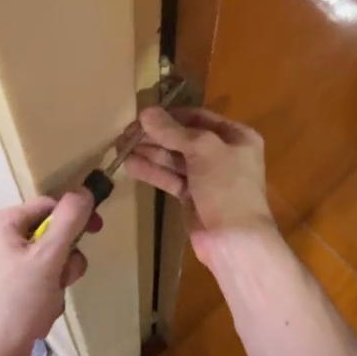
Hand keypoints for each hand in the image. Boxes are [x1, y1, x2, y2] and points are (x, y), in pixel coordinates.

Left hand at [0, 191, 100, 355]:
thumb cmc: (16, 304)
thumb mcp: (48, 257)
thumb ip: (69, 220)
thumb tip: (84, 191)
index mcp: (0, 223)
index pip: (48, 206)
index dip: (74, 217)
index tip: (98, 230)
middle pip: (49, 235)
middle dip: (63, 260)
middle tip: (63, 278)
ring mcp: (0, 269)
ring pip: (48, 263)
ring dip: (57, 283)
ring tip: (47, 303)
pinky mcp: (6, 294)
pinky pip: (38, 284)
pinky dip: (46, 298)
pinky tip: (38, 318)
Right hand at [125, 107, 274, 270]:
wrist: (236, 242)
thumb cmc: (227, 187)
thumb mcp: (203, 150)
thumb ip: (172, 131)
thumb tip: (145, 112)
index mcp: (235, 136)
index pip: (198, 117)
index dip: (170, 115)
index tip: (143, 115)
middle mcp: (222, 153)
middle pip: (183, 138)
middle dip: (155, 135)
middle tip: (125, 133)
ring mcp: (206, 177)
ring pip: (174, 159)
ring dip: (148, 152)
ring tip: (120, 146)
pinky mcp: (192, 198)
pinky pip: (170, 178)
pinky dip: (152, 171)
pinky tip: (130, 165)